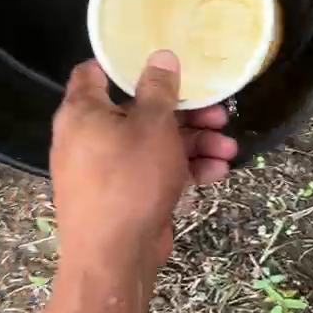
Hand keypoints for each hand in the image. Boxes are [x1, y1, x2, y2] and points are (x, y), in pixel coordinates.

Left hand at [49, 52, 238, 277]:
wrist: (114, 257)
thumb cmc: (129, 179)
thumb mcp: (152, 125)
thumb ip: (159, 89)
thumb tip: (160, 55)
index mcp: (84, 113)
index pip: (95, 73)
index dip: (126, 63)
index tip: (163, 61)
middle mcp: (91, 137)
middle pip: (141, 110)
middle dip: (185, 112)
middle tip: (218, 113)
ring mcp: (109, 168)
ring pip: (155, 143)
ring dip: (194, 143)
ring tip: (227, 149)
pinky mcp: (126, 193)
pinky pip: (156, 170)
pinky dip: (184, 168)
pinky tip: (216, 173)